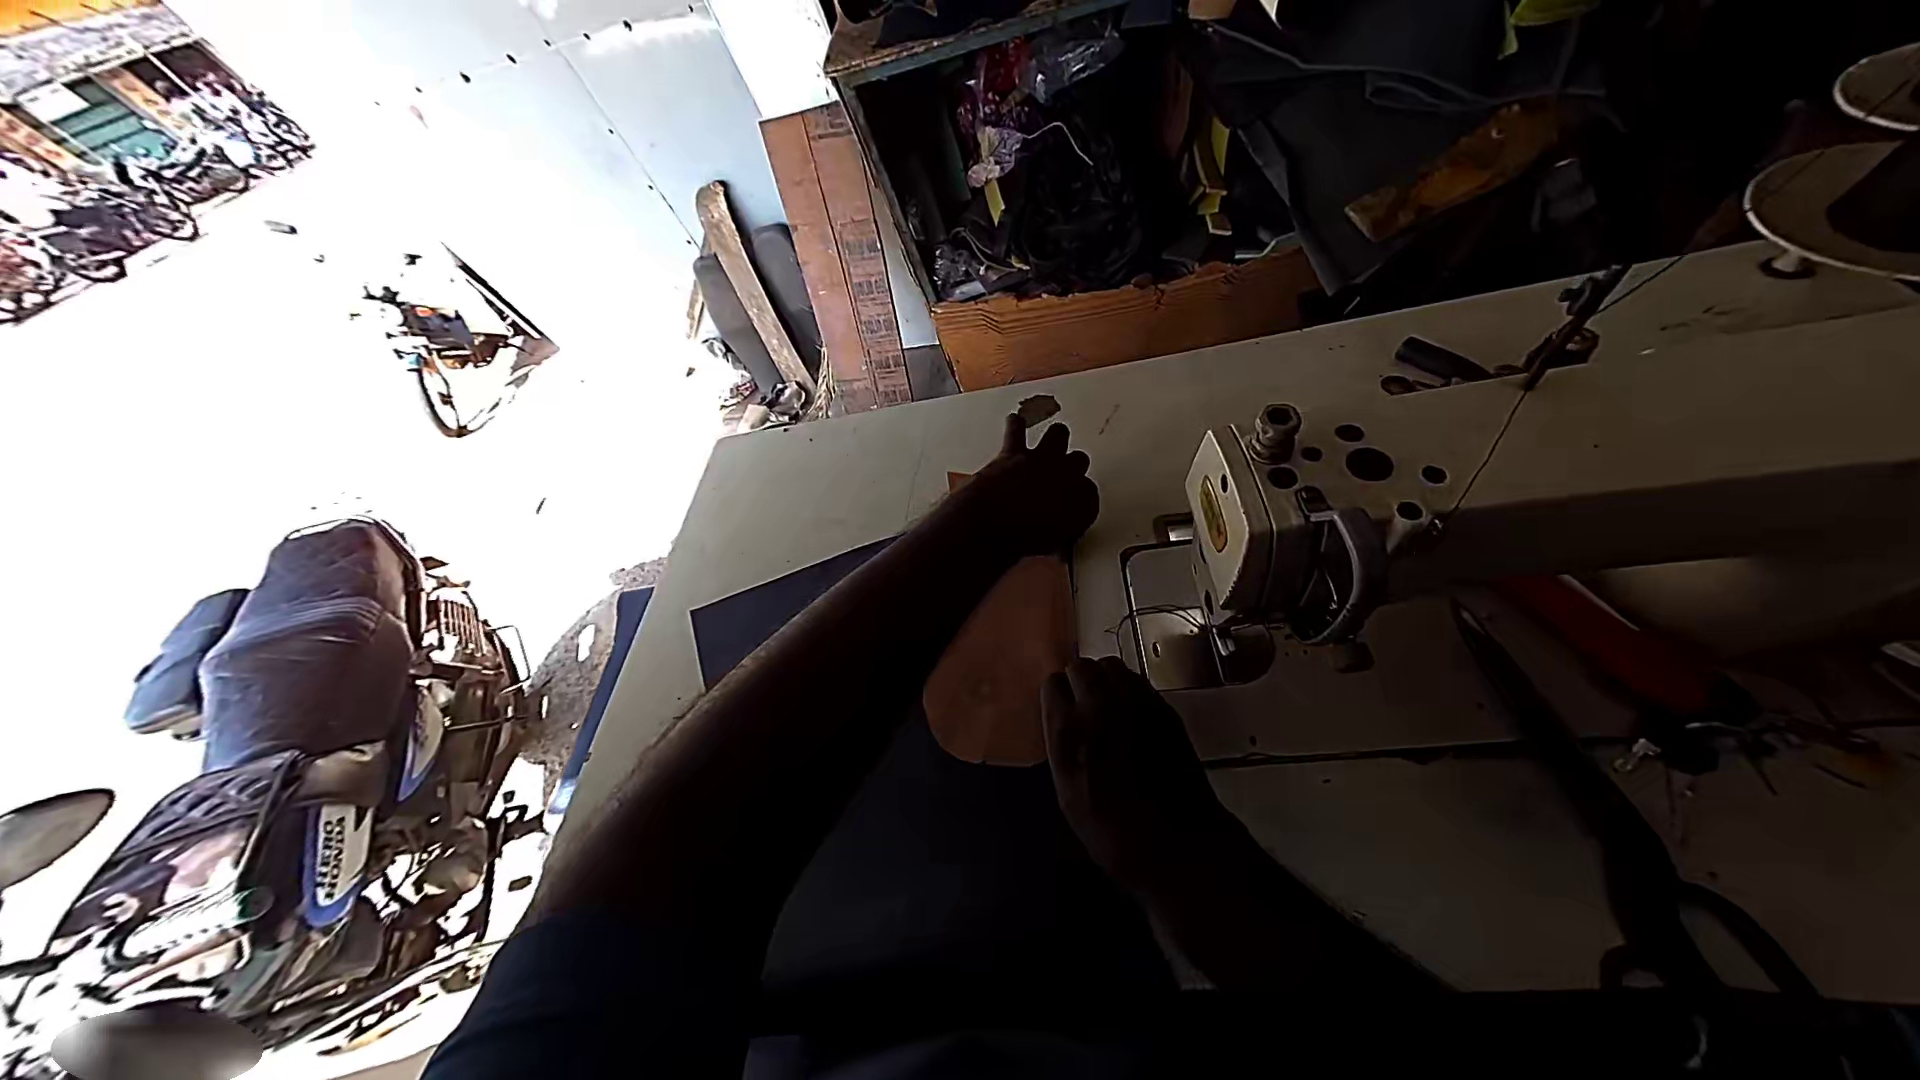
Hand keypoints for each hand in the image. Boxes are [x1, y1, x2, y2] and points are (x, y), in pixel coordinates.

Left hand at [953, 415, 1098, 557]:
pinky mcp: (1014, 452)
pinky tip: (1015, 421)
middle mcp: (1065, 474)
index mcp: (1080, 501)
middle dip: (1072, 466)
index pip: (1090, 492)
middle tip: (1063, 472)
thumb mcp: (1050, 544)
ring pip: (1058, 434)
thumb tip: (1057, 532)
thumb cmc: (1020, 540)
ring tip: (1051, 441)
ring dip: (1054, 439)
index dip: (1081, 498)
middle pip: (1079, 460)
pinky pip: (1017, 427)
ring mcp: (1040, 459)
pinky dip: (1015, 425)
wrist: (991, 524)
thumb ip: (1059, 532)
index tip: (1074, 505)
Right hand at [1042, 657, 1235, 890]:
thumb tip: (1061, 723)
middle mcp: (1100, 708)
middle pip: (1080, 666)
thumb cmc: (1114, 832)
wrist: (1176, 846)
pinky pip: (1137, 681)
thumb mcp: (1067, 794)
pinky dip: (1128, 688)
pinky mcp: (1163, 709)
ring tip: (1105, 702)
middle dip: (1077, 681)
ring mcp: (1136, 704)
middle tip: (1081, 703)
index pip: (1052, 685)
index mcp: (1069, 731)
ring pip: (1110, 666)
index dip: (1056, 697)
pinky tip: (1130, 712)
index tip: (1059, 708)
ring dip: (1103, 678)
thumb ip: (1061, 748)